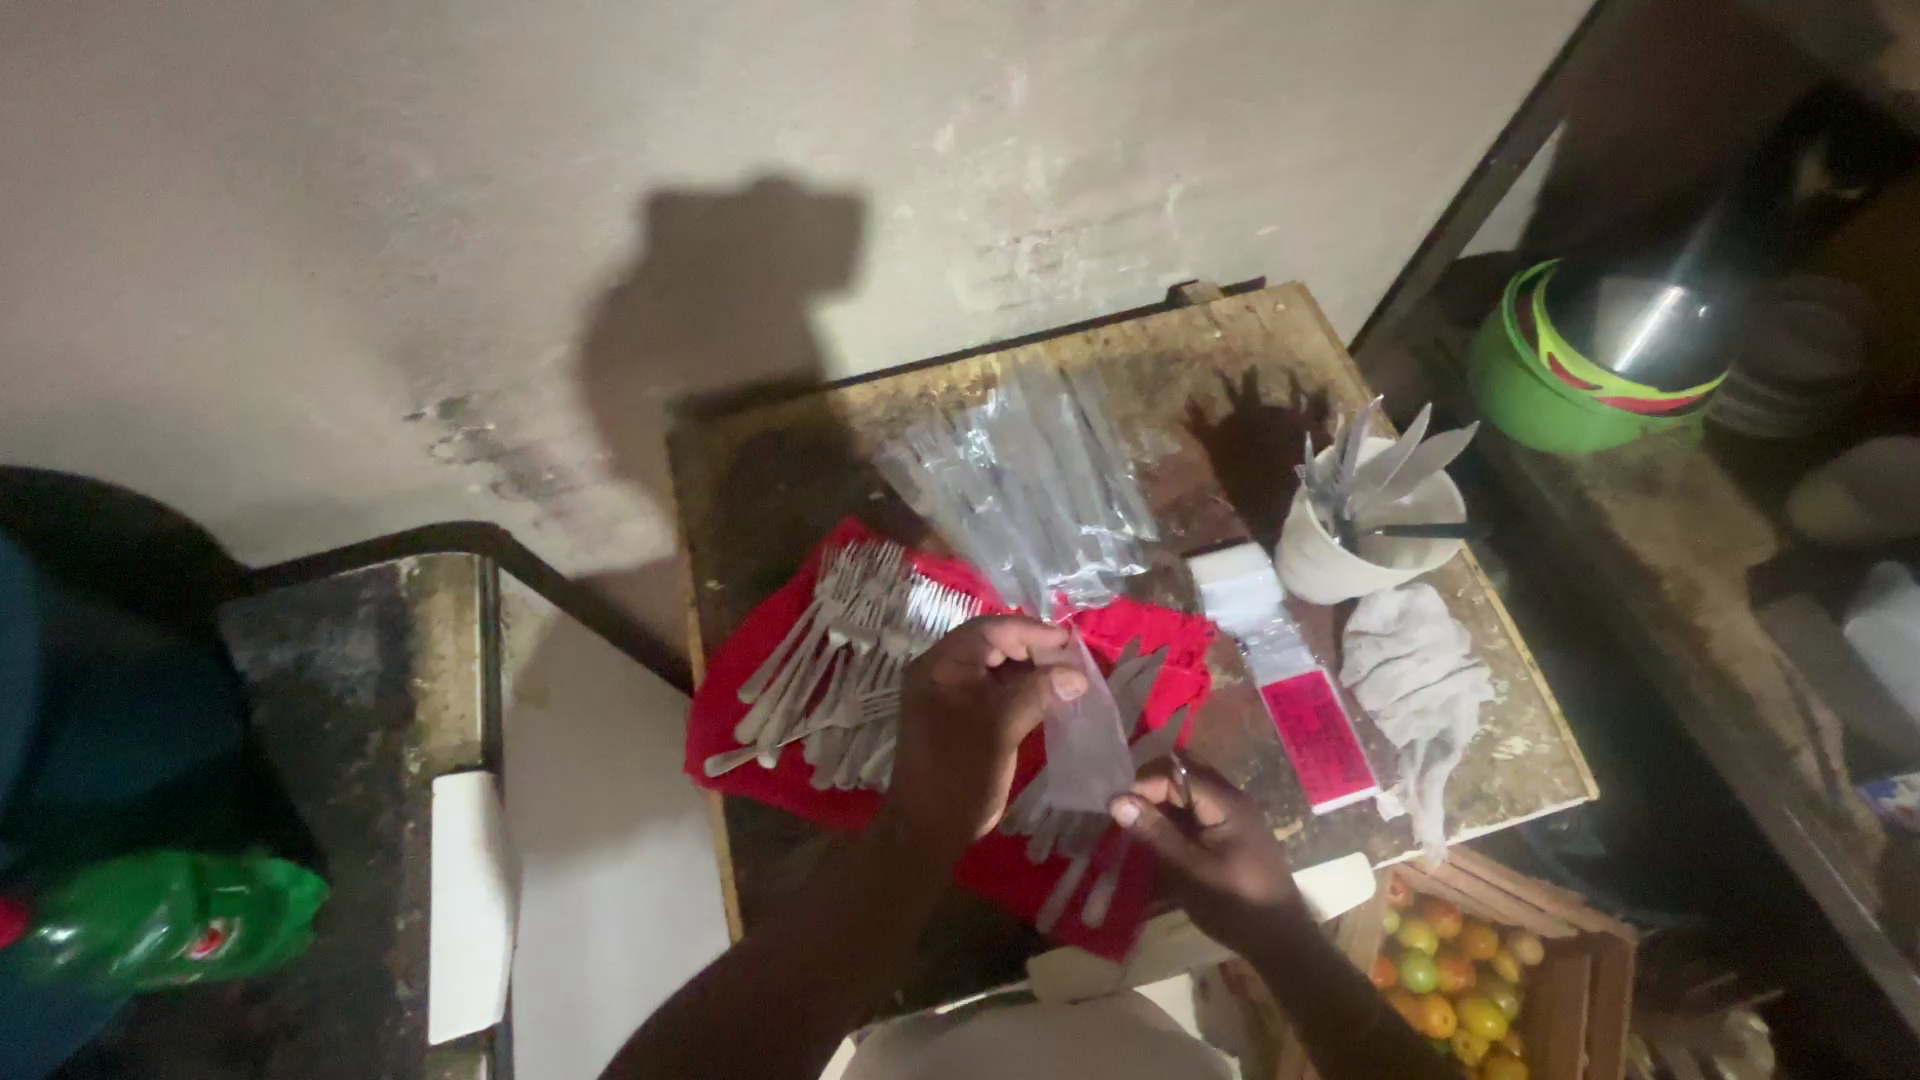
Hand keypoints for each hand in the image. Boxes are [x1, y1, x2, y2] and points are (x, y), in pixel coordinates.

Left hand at [888, 616, 1088, 853]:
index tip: (1067, 640)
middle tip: (1074, 658)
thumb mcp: (998, 730)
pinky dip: (1027, 689)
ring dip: (1034, 669)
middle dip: (1034, 649)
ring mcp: (955, 694)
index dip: (1028, 631)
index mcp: (938, 667)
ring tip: (1072, 674)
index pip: (987, 631)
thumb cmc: (957, 776)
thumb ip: (1036, 694)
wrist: (930, 831)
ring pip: (1000, 667)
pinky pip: (1000, 690)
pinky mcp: (969, 715)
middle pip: (993, 645)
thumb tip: (1077, 673)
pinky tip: (1056, 694)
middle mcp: (944, 672)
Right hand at [1109, 761, 1307, 954]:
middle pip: (1185, 768)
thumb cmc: (1235, 905)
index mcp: (1226, 801)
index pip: (1176, 770)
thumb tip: (1116, 799)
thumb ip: (1155, 831)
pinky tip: (1161, 833)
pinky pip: (1198, 805)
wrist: (1283, 942)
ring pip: (1191, 785)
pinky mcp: (1232, 830)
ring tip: (1139, 821)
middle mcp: (1232, 797)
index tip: (1118, 808)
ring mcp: (1234, 813)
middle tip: (1128, 807)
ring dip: (1163, 796)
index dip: (1144, 784)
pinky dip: (1175, 811)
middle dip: (1152, 782)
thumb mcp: (1190, 870)